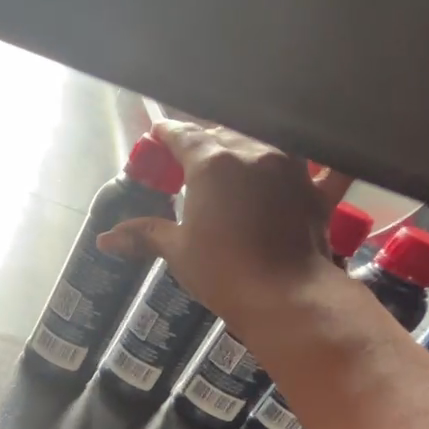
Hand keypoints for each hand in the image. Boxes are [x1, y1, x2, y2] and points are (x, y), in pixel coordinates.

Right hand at [97, 121, 349, 322]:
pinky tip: (318, 160)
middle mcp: (254, 151)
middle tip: (185, 159)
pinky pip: (322, 164)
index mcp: (213, 162)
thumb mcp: (177, 251)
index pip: (182, 135)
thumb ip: (144, 234)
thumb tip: (105, 240)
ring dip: (244, 146)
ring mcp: (291, 166)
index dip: (165, 134)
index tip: (155, 137)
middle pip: (221, 134)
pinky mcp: (316, 189)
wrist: (284, 295)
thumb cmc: (222, 271)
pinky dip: (317, 161)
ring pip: (262, 142)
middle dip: (201, 141)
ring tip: (230, 163)